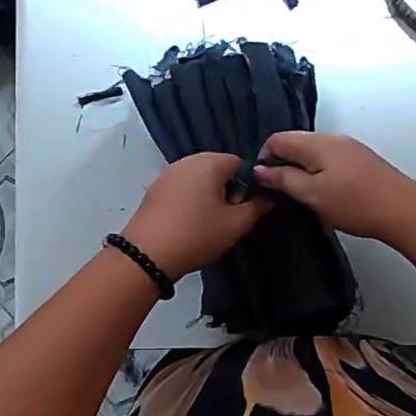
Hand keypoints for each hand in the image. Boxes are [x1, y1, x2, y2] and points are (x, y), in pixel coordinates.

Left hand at [120, 154, 270, 278]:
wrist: (147, 255)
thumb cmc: (197, 234)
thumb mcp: (236, 224)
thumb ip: (257, 207)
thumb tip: (268, 197)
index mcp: (210, 162)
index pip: (241, 164)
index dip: (250, 186)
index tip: (247, 210)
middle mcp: (187, 161)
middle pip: (219, 170)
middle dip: (229, 191)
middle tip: (230, 219)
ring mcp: (168, 174)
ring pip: (200, 180)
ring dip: (210, 197)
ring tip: (210, 225)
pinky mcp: (155, 190)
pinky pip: (183, 189)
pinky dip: (192, 202)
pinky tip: (191, 225)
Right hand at [250, 132, 415, 242]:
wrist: (404, 211)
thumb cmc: (355, 203)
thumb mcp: (312, 194)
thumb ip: (283, 180)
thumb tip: (259, 169)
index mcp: (317, 143)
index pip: (277, 139)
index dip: (264, 160)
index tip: (265, 185)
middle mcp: (333, 139)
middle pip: (296, 145)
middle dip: (284, 167)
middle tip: (284, 196)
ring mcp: (350, 149)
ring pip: (314, 155)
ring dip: (304, 174)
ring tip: (307, 200)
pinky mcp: (362, 162)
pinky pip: (331, 163)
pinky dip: (322, 176)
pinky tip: (328, 198)